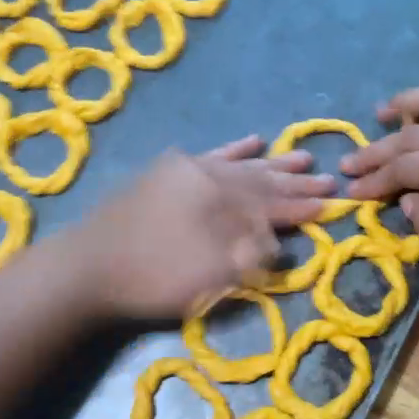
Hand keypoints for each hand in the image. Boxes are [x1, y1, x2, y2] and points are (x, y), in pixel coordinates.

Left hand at [73, 136, 333, 316]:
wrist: (85, 268)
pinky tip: (250, 141)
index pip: (272, 203)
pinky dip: (232, 150)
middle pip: (260, 179)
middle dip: (295, 183)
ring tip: (301, 156)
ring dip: (271, 163)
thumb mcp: (209, 275)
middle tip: (328, 178)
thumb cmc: (152, 276)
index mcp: (220, 198)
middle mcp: (207, 175)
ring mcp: (185, 170)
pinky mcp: (165, 174)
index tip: (333, 204)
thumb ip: (249, 254)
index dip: (302, 206)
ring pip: (239, 163)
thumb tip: (278, 241)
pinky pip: (208, 155)